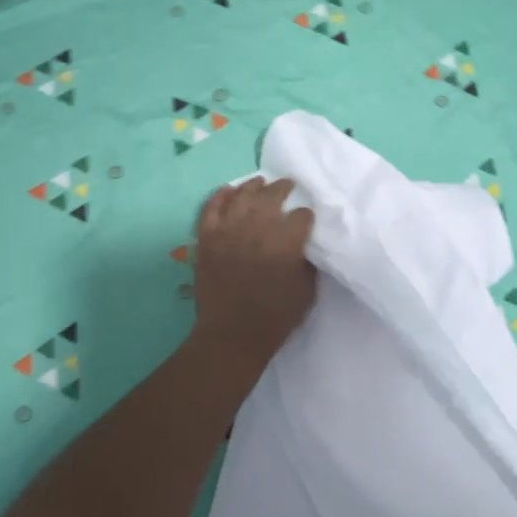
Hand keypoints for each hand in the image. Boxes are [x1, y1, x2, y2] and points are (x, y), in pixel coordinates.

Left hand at [191, 177, 316, 362]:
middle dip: (283, 188)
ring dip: (254, 186)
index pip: (301, 216)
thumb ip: (308, 263)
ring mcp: (228, 231)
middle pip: (272, 196)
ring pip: (242, 196)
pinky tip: (228, 190)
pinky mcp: (207, 238)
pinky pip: (212, 208)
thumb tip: (305, 245)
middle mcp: (257, 229)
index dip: (306, 216)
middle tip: (289, 185)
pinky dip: (220, 196)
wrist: (232, 334)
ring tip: (261, 181)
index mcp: (286, 242)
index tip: (307, 220)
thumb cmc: (275, 317)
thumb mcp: (307, 292)